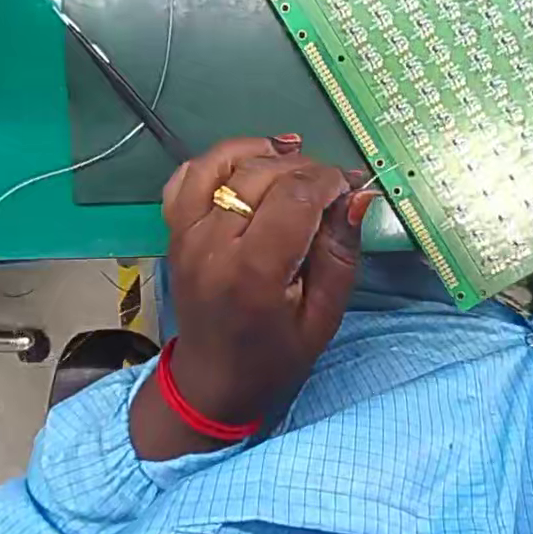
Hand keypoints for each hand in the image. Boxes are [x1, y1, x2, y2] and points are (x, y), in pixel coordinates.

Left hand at [129, 135, 378, 459]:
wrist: (212, 380)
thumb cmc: (274, 356)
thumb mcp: (323, 318)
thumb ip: (340, 255)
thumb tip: (358, 196)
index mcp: (253, 273)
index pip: (293, 197)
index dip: (328, 181)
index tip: (348, 187)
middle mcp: (212, 246)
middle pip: (259, 174)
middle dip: (304, 168)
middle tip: (329, 185)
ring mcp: (185, 235)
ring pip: (220, 164)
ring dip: (261, 153)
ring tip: (293, 160)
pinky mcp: (173, 232)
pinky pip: (186, 177)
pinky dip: (217, 161)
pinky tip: (246, 166)